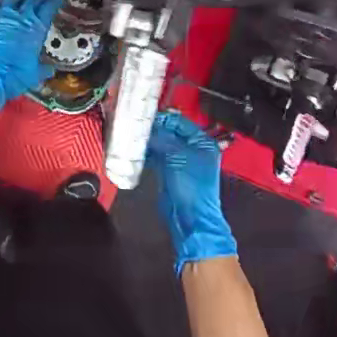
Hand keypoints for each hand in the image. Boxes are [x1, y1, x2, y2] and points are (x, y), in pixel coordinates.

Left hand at [0, 0, 66, 109]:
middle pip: (32, 0)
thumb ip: (44, 69)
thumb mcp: (34, 74)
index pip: (48, 7)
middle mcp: (20, 18)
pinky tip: (5, 0)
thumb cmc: (13, 75)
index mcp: (35, 29)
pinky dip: (2, 1)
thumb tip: (51, 69)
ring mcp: (1, 17)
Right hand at [146, 110, 235, 274]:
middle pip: (171, 133)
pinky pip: (159, 157)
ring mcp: (182, 161)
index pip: (181, 123)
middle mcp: (194, 149)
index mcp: (203, 142)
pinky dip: (149, 153)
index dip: (164, 119)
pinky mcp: (171, 172)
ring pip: (163, 145)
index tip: (145, 117)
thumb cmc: (191, 186)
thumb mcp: (177, 157)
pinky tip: (136, 151)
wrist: (190, 219)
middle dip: (155, 130)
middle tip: (136, 127)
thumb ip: (163, 140)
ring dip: (150, 142)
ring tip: (133, 137)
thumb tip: (148, 128)